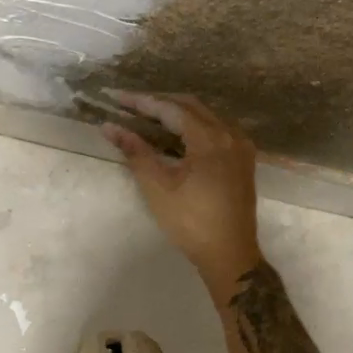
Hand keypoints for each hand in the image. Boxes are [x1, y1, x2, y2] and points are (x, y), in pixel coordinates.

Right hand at [99, 91, 260, 283]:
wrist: (230, 254)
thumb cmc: (190, 221)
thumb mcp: (157, 186)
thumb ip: (135, 151)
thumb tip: (109, 126)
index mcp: (210, 140)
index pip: (171, 109)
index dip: (142, 102)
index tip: (117, 98)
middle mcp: (230, 135)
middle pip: (190, 106)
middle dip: (158, 102)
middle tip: (129, 104)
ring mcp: (240, 146)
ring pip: (205, 115)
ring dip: (176, 111)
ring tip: (147, 115)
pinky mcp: (243, 159)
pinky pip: (216, 127)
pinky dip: (193, 123)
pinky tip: (175, 132)